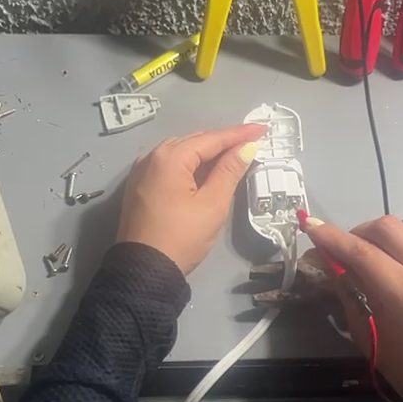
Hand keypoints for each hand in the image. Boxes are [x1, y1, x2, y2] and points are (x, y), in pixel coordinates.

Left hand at [115, 124, 267, 273]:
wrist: (144, 272)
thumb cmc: (182, 237)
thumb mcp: (212, 204)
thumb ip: (229, 172)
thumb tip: (246, 148)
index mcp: (169, 158)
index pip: (211, 139)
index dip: (239, 134)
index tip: (262, 129)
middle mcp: (151, 157)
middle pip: (194, 142)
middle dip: (222, 142)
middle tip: (251, 143)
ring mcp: (142, 171)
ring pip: (181, 153)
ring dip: (206, 153)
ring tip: (233, 155)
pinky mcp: (140, 186)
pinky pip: (169, 166)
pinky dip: (190, 165)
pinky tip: (206, 171)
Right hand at [300, 215, 402, 395]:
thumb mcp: (367, 333)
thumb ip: (348, 291)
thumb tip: (329, 261)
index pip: (363, 254)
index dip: (333, 238)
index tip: (312, 226)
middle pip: (388, 228)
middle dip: (358, 231)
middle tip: (343, 249)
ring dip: (380, 239)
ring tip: (367, 259)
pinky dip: (401, 251)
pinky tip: (393, 270)